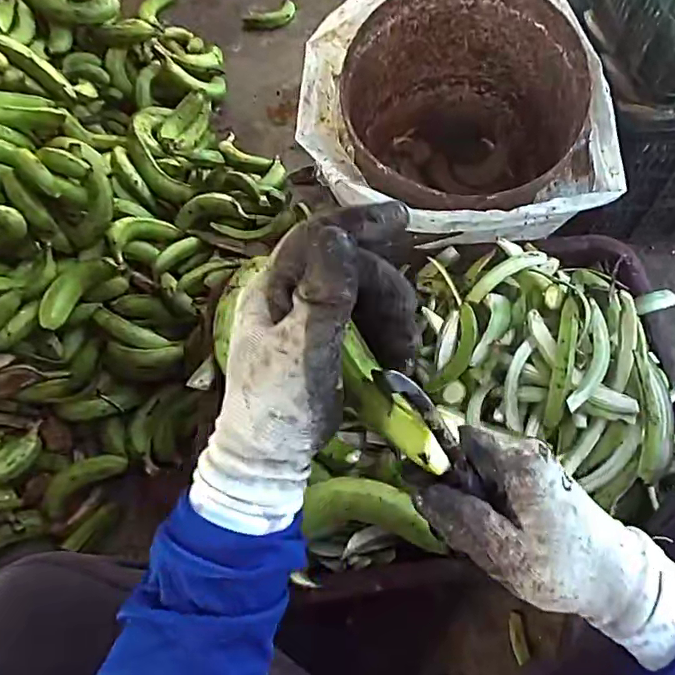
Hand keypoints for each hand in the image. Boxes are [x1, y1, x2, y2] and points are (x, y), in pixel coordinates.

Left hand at [190, 203, 417, 534]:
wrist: (271, 456)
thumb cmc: (276, 405)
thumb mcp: (301, 350)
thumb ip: (322, 294)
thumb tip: (339, 236)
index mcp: (275, 286)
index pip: (317, 235)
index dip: (358, 221)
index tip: (401, 218)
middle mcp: (295, 291)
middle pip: (354, 264)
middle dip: (386, 292)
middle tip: (402, 334)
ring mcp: (315, 313)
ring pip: (369, 291)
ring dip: (394, 319)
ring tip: (400, 357)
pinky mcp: (334, 336)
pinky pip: (372, 318)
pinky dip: (391, 335)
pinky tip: (397, 360)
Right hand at [418, 427, 674, 669]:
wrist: (615, 578)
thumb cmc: (561, 568)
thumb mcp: (502, 552)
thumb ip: (460, 518)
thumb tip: (421, 491)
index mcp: (518, 460)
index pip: (460, 438)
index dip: (441, 463)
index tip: (436, 498)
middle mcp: (526, 449)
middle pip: (469, 453)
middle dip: (458, 487)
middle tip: (464, 529)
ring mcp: (534, 460)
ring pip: (481, 469)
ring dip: (474, 499)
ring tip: (486, 537)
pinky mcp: (538, 475)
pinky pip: (498, 480)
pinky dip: (491, 503)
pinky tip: (501, 534)